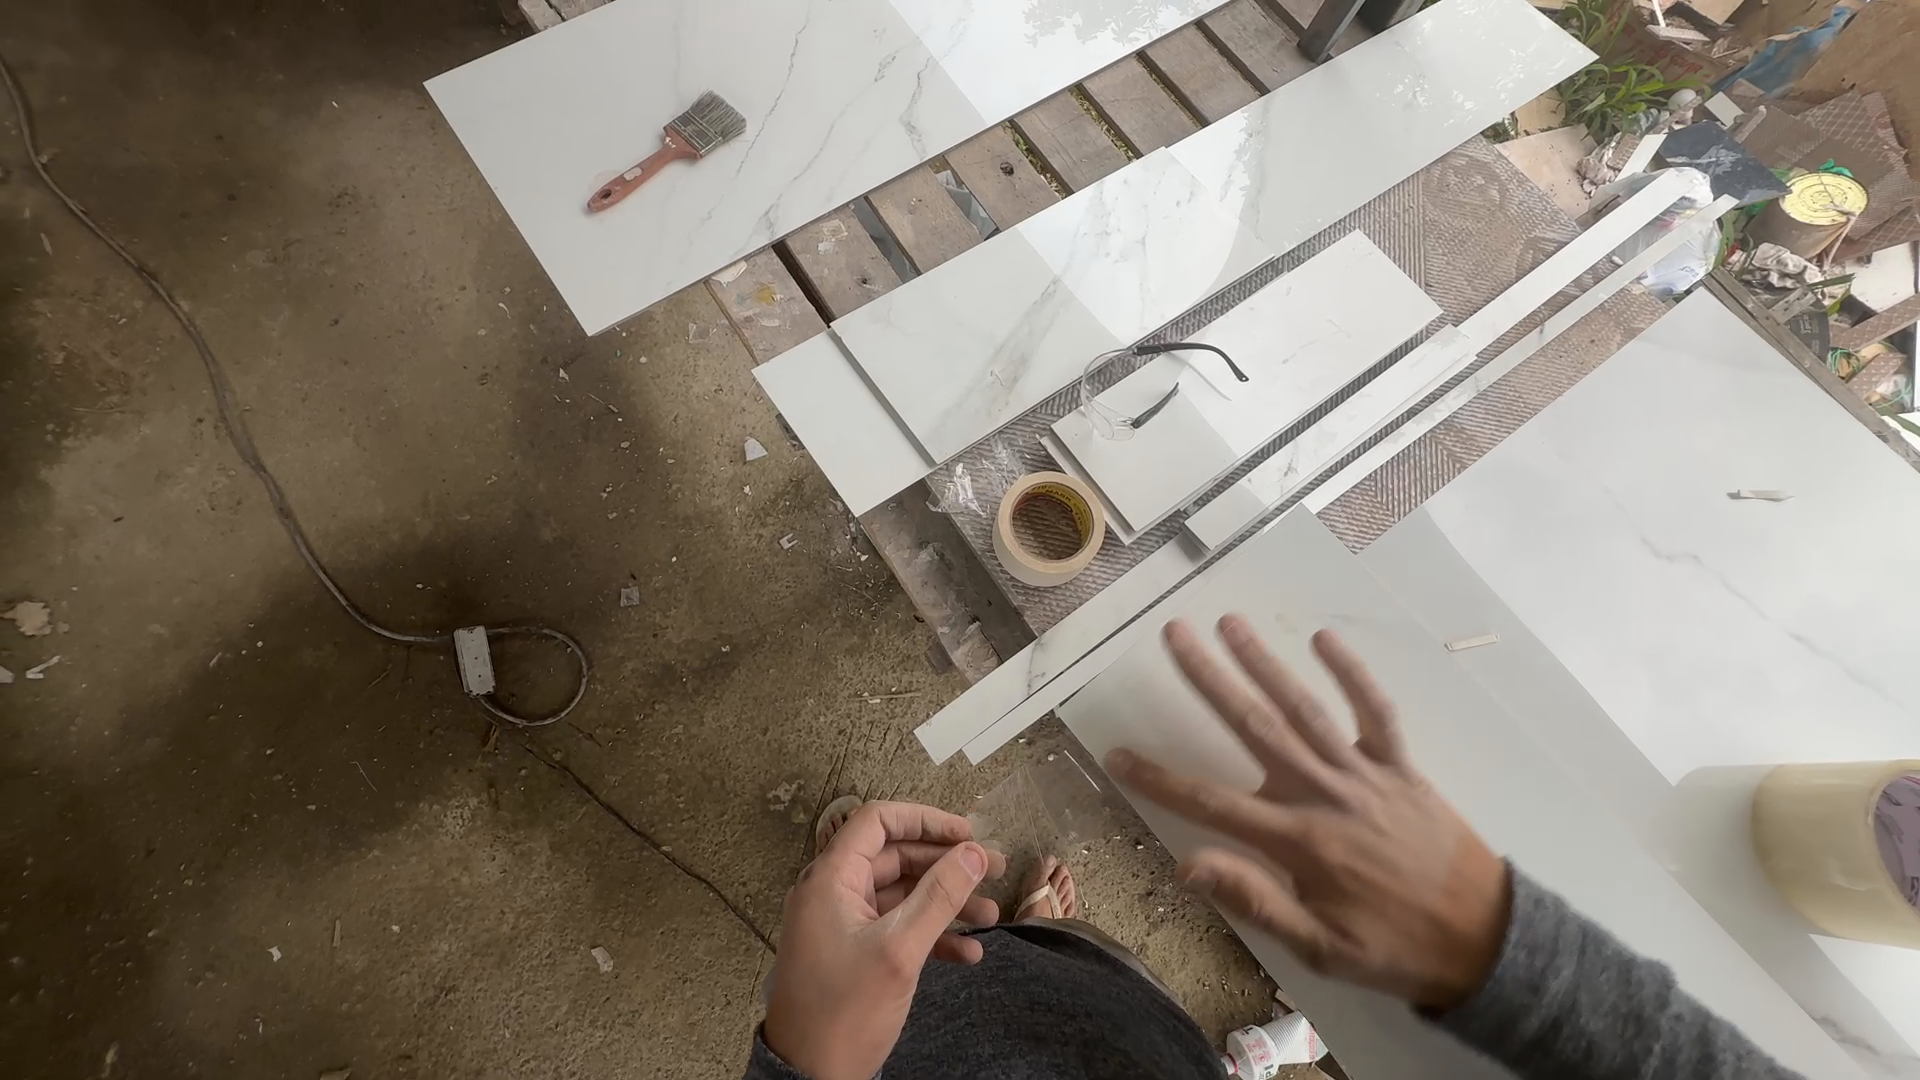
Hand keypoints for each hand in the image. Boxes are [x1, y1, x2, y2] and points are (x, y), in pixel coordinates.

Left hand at [763, 801, 1002, 1079]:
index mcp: (832, 877)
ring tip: (991, 913)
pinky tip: (968, 951)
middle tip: (993, 869)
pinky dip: (931, 933)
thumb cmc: (843, 1013)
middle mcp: (835, 890)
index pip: (878, 820)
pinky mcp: (855, 950)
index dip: (924, 819)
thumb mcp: (899, 950)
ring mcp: (844, 921)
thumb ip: (939, 896)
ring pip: (903, 893)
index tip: (966, 832)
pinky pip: (897, 925)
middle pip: (896, 855)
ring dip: (946, 900)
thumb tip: (974, 852)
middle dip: (946, 862)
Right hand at [1105, 616, 1510, 1009]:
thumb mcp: (1322, 949)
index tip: (1117, 753)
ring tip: (1229, 622)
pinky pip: (1376, 711)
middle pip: (1254, 727)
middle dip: (1209, 678)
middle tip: (1175, 634)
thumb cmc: (1395, 948)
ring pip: (1303, 709)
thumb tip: (1187, 867)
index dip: (1159, 779)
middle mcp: (1324, 793)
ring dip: (1264, 662)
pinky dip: (1353, 675)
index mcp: (1298, 840)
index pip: (1211, 803)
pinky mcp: (1399, 765)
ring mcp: (1363, 773)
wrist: (1491, 946)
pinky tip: (1324, 639)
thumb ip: (1256, 902)